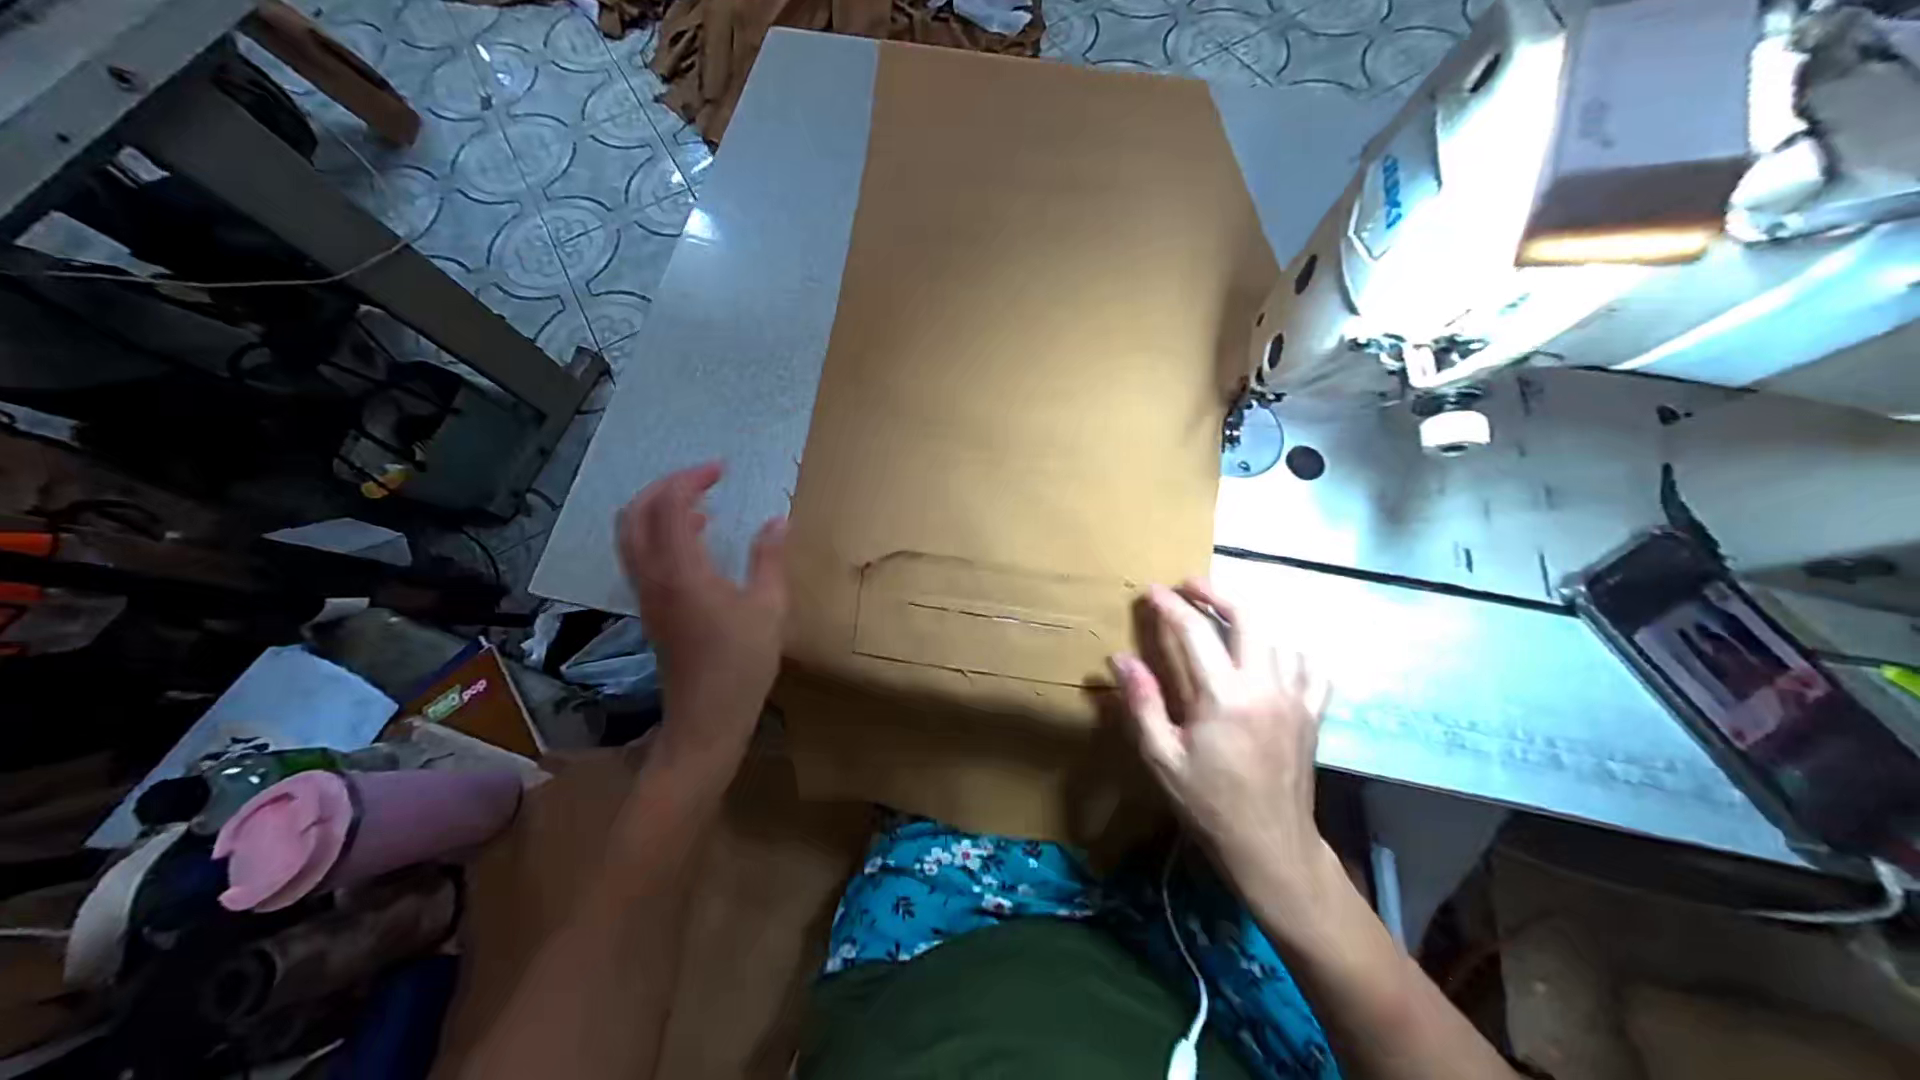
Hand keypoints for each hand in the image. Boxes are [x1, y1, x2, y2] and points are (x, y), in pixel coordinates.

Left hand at [616, 463, 786, 755]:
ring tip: (701, 505)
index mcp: (681, 572)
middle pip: (635, 513)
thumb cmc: (742, 664)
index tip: (722, 470)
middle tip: (703, 479)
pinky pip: (641, 555)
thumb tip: (777, 521)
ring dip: (658, 509)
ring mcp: (646, 594)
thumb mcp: (769, 609)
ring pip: (631, 535)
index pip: (669, 505)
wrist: (706, 718)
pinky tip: (696, 540)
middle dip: (665, 486)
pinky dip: (660, 534)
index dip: (691, 478)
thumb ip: (769, 559)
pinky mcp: (650, 609)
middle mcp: (652, 577)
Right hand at [1109, 580, 1335, 900]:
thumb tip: (1121, 658)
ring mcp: (1295, 699)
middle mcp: (1264, 686)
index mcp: (1224, 696)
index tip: (1152, 592)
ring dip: (1249, 617)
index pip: (1194, 632)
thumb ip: (1143, 703)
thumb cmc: (1208, 803)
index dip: (1170, 606)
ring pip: (1279, 636)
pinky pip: (1311, 667)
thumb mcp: (1162, 757)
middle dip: (1217, 592)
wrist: (1270, 845)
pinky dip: (1290, 650)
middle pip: (1249, 617)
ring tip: (1224, 614)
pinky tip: (1273, 654)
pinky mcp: (1312, 714)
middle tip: (1191, 586)